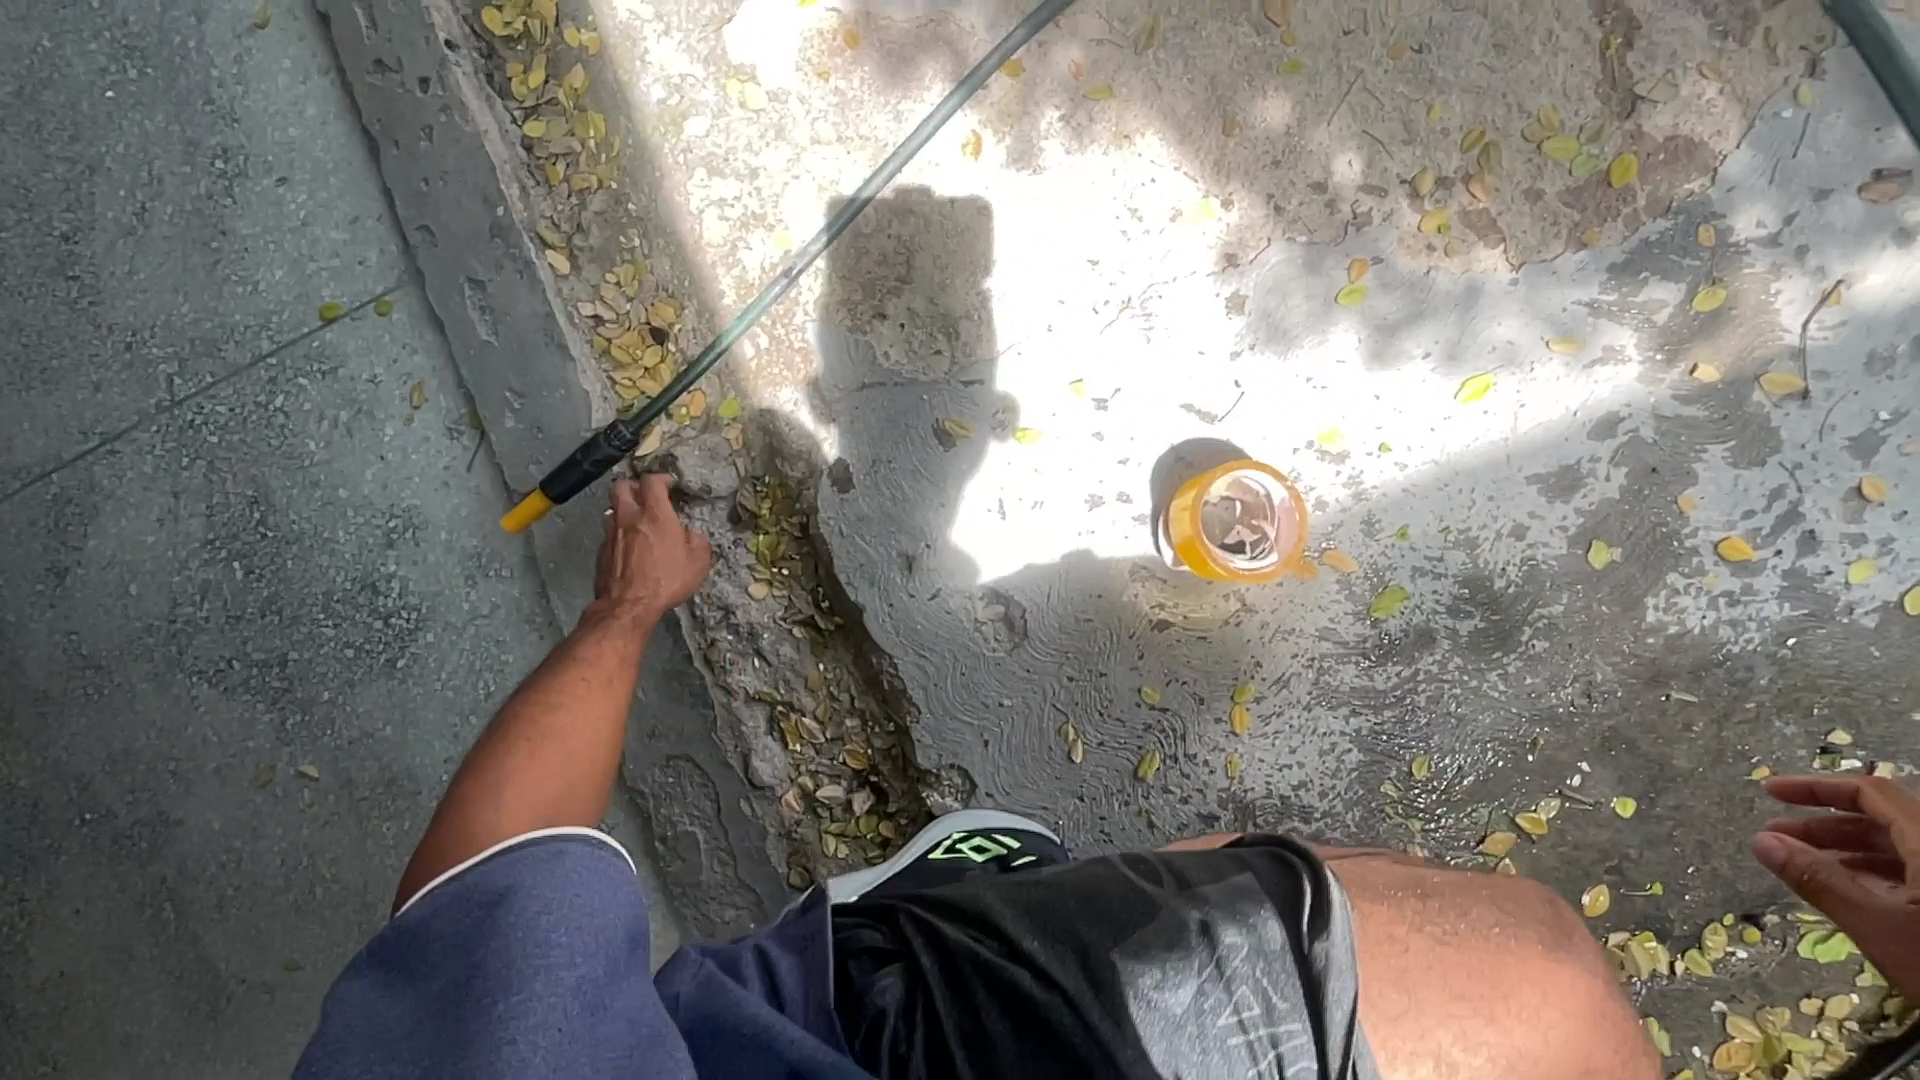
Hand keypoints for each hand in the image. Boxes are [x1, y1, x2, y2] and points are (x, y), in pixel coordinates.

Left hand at [590, 475, 710, 624]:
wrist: (629, 605)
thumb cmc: (667, 580)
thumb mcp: (698, 562)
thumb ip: (697, 542)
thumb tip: (691, 536)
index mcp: (655, 514)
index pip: (652, 481)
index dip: (661, 479)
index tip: (669, 484)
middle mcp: (629, 517)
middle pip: (621, 486)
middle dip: (634, 486)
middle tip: (646, 496)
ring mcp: (611, 534)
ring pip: (612, 509)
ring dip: (624, 510)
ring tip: (637, 521)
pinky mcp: (601, 551)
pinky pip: (609, 534)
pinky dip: (619, 534)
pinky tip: (629, 547)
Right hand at [1752, 774, 1919, 993]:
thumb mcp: (1879, 926)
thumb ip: (1819, 879)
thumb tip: (1762, 840)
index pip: (1873, 792)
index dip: (1817, 787)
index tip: (1770, 793)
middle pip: (1888, 819)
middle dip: (1826, 824)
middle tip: (1777, 837)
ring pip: (1905, 848)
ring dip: (1849, 850)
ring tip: (1806, 865)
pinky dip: (1880, 874)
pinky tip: (1852, 891)